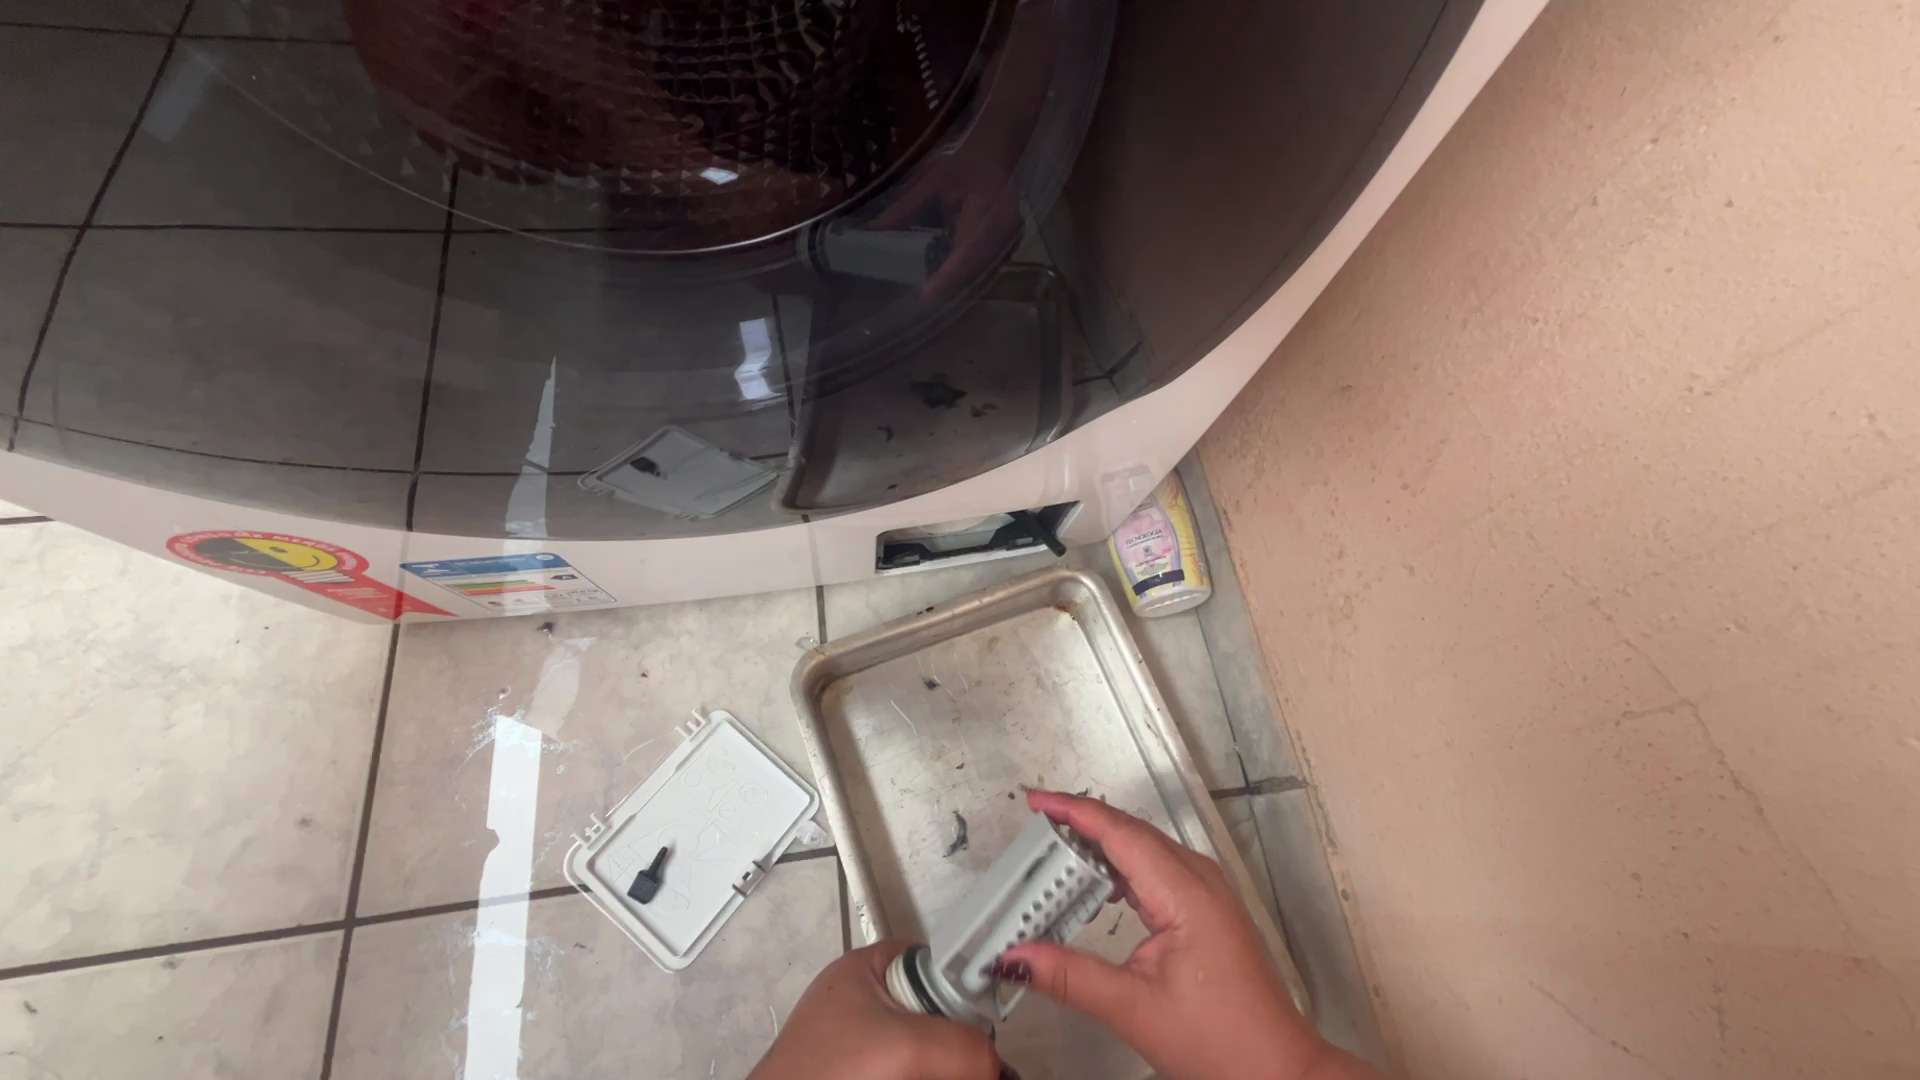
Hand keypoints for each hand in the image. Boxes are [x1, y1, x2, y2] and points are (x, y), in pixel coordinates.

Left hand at [750, 941, 1000, 1079]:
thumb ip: (961, 1046)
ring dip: (941, 1066)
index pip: (934, 964)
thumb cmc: (827, 1071)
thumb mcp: (904, 1046)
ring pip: (920, 1051)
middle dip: (954, 1047)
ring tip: (953, 1074)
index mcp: (867, 968)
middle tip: (973, 1068)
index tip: (982, 1030)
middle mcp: (861, 1001)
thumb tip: (996, 1065)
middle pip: (932, 1015)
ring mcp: (856, 1044)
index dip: (963, 992)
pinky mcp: (855, 1073)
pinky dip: (917, 1075)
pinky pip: (901, 1068)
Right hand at [999, 791, 1379, 1079]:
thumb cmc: (1216, 1041)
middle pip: (1131, 831)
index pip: (1120, 833)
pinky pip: (1155, 866)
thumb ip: (1070, 976)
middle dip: (1081, 820)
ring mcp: (1205, 888)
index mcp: (1184, 892)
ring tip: (1055, 845)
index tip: (1034, 801)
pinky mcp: (1205, 904)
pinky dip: (1120, 864)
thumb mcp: (1134, 1009)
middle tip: (1035, 820)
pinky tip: (1096, 884)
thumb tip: (1013, 956)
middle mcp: (1198, 876)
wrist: (1279, 1070)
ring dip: (1100, 840)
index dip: (1074, 811)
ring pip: (1144, 846)